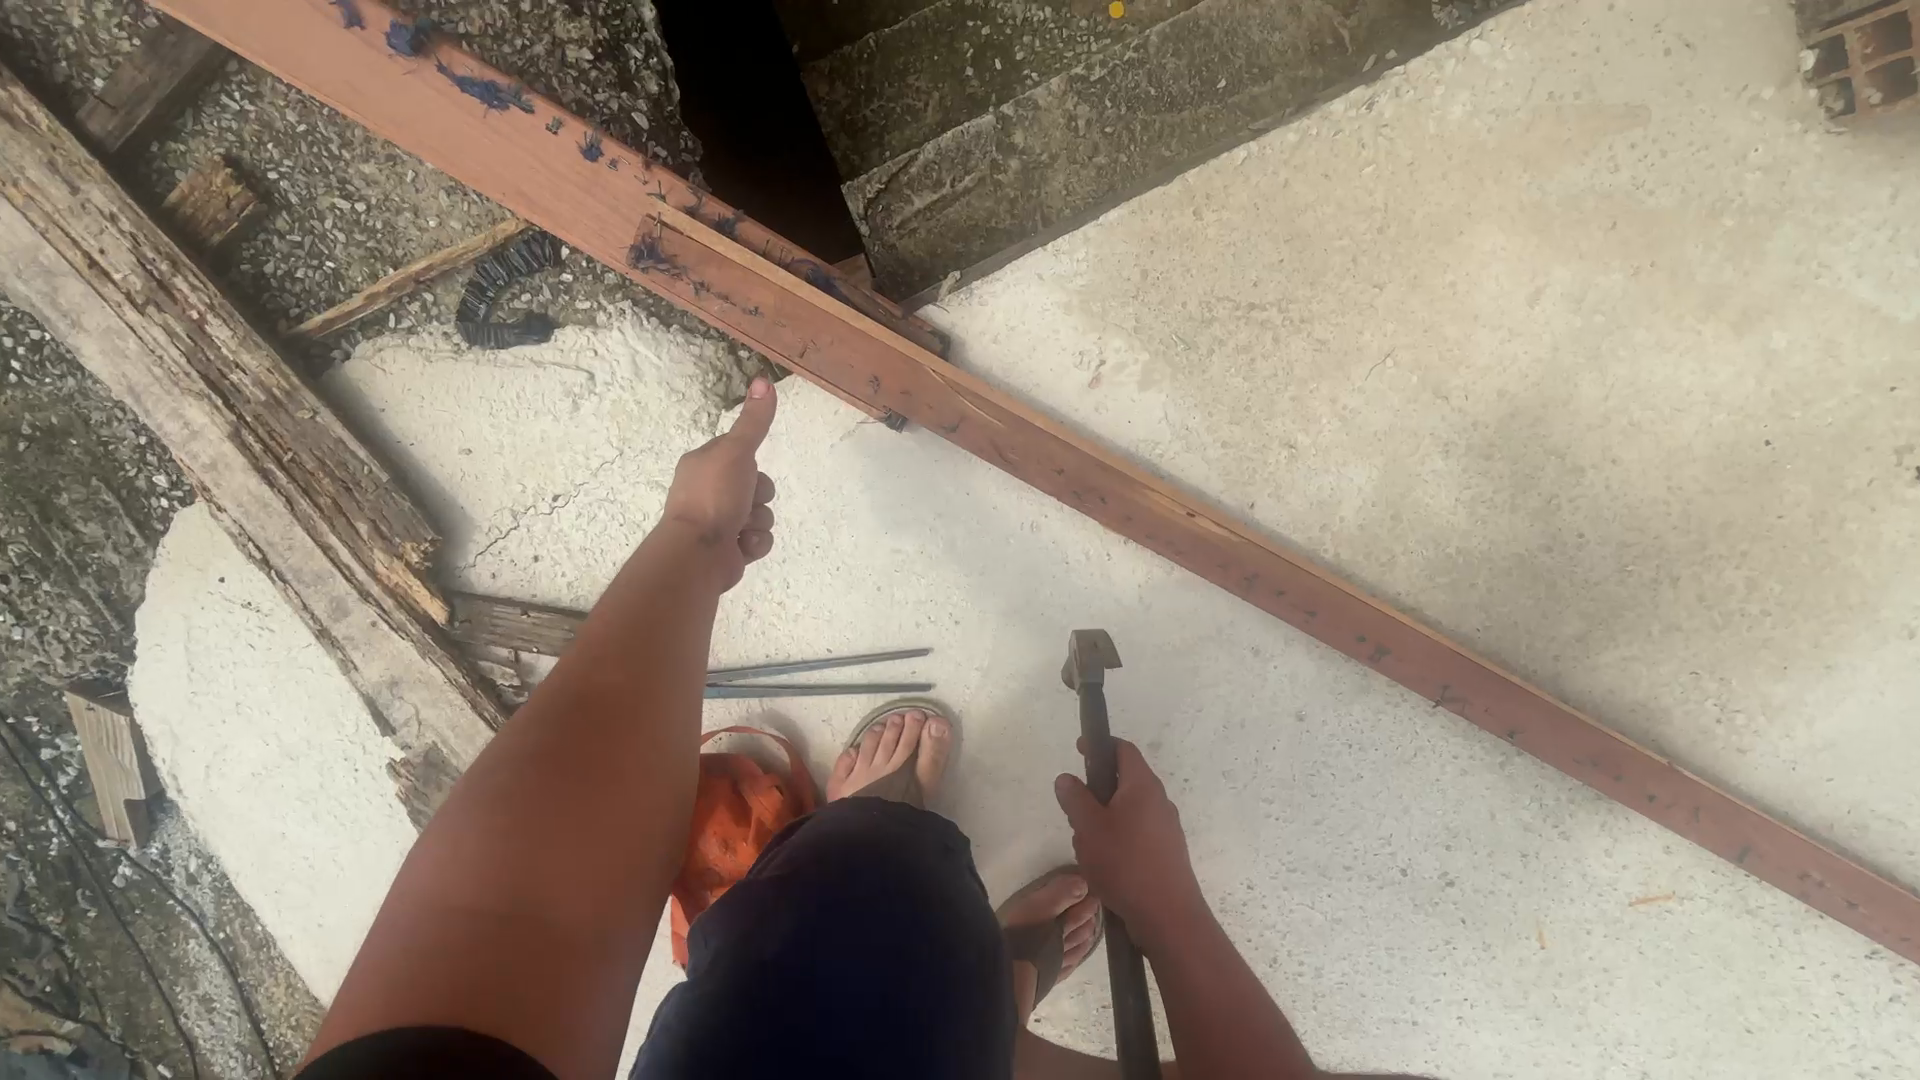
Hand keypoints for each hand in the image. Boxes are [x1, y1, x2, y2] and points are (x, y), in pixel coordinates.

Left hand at [661, 377, 777, 590]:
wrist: (698, 553)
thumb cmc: (713, 497)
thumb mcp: (736, 452)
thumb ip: (754, 421)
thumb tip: (765, 380)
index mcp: (703, 465)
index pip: (741, 455)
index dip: (751, 463)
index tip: (746, 470)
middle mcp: (708, 491)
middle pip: (758, 486)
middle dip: (759, 496)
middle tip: (745, 500)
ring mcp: (717, 522)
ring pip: (761, 514)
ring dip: (758, 522)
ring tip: (741, 529)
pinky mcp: (728, 548)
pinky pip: (758, 539)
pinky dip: (755, 543)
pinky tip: (741, 546)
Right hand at [1055, 738, 1208, 955]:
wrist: (1169, 917)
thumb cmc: (1125, 863)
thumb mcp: (1088, 827)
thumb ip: (1075, 798)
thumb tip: (1067, 778)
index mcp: (1142, 786)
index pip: (1123, 749)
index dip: (1101, 745)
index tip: (1079, 750)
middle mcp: (1159, 801)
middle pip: (1123, 783)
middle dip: (1095, 794)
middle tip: (1074, 813)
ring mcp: (1166, 829)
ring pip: (1127, 812)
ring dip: (1103, 822)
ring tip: (1086, 847)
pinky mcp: (1167, 854)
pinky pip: (1136, 835)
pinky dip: (1117, 841)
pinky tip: (1104, 867)